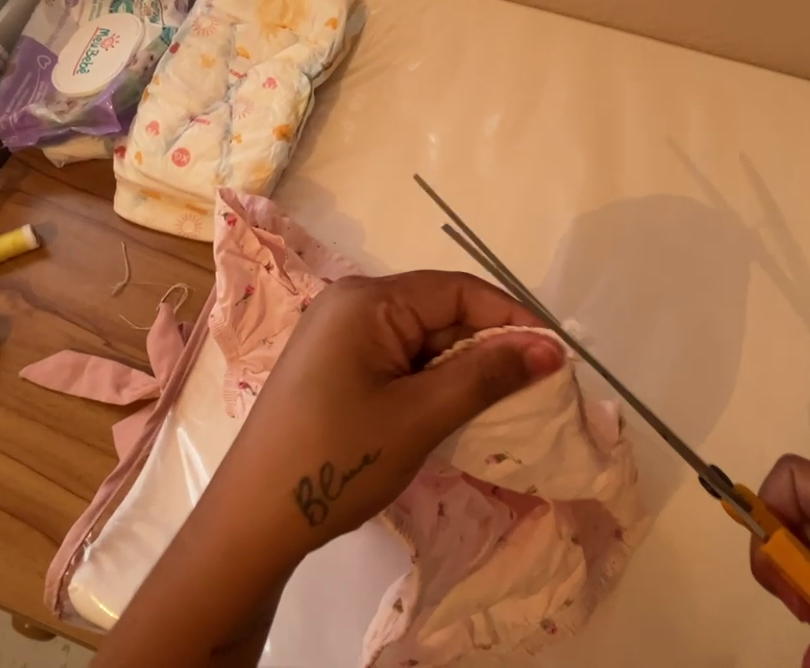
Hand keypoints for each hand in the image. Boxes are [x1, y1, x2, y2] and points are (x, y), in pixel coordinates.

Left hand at [95, 270, 563, 666]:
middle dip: (487, 345)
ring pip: (420, 336)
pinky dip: (430, 378)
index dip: (511, 318)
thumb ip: (486, 374)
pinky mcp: (333, 363)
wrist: (253, 519)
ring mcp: (338, 333)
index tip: (556, 355)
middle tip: (536, 385)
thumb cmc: (338, 459)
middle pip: (438, 310)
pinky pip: (396, 356)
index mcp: (367, 299)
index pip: (457, 290)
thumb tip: (550, 347)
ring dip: (460, 366)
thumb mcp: (420, 416)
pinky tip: (452, 408)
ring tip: (502, 402)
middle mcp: (350, 303)